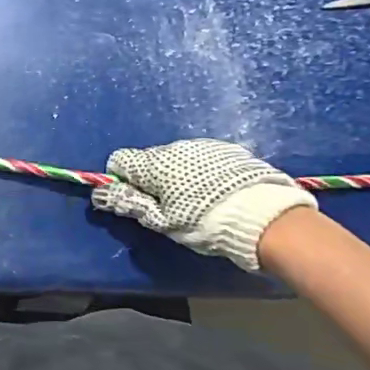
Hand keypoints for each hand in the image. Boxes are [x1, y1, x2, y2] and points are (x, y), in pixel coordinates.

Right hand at [90, 139, 316, 270]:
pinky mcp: (231, 151)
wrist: (269, 219)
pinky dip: (202, 172)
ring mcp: (205, 147)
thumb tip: (100, 193)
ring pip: (177, 159)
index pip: (120, 161)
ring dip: (178, 175)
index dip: (123, 181)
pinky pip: (203, 159)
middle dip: (152, 178)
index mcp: (154, 164)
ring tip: (198, 199)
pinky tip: (218, 191)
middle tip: (169, 204)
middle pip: (150, 159)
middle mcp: (176, 148)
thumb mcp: (162, 220)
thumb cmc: (204, 222)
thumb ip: (129, 203)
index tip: (137, 199)